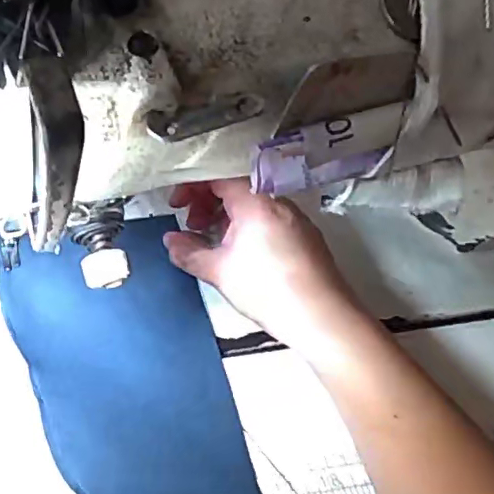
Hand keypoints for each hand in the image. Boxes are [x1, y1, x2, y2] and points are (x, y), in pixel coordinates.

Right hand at [162, 179, 366, 349]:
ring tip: (209, 239)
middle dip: (205, 200)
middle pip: (235, 186)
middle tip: (189, 223)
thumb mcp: (216, 270)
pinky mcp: (302, 236)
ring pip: (250, 202)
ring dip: (223, 214)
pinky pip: (266, 217)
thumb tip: (171, 240)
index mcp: (256, 203)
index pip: (219, 175)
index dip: (191, 185)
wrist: (322, 318)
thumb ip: (187, 251)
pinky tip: (234, 250)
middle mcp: (278, 203)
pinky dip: (243, 224)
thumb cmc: (268, 289)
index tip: (176, 204)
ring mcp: (294, 219)